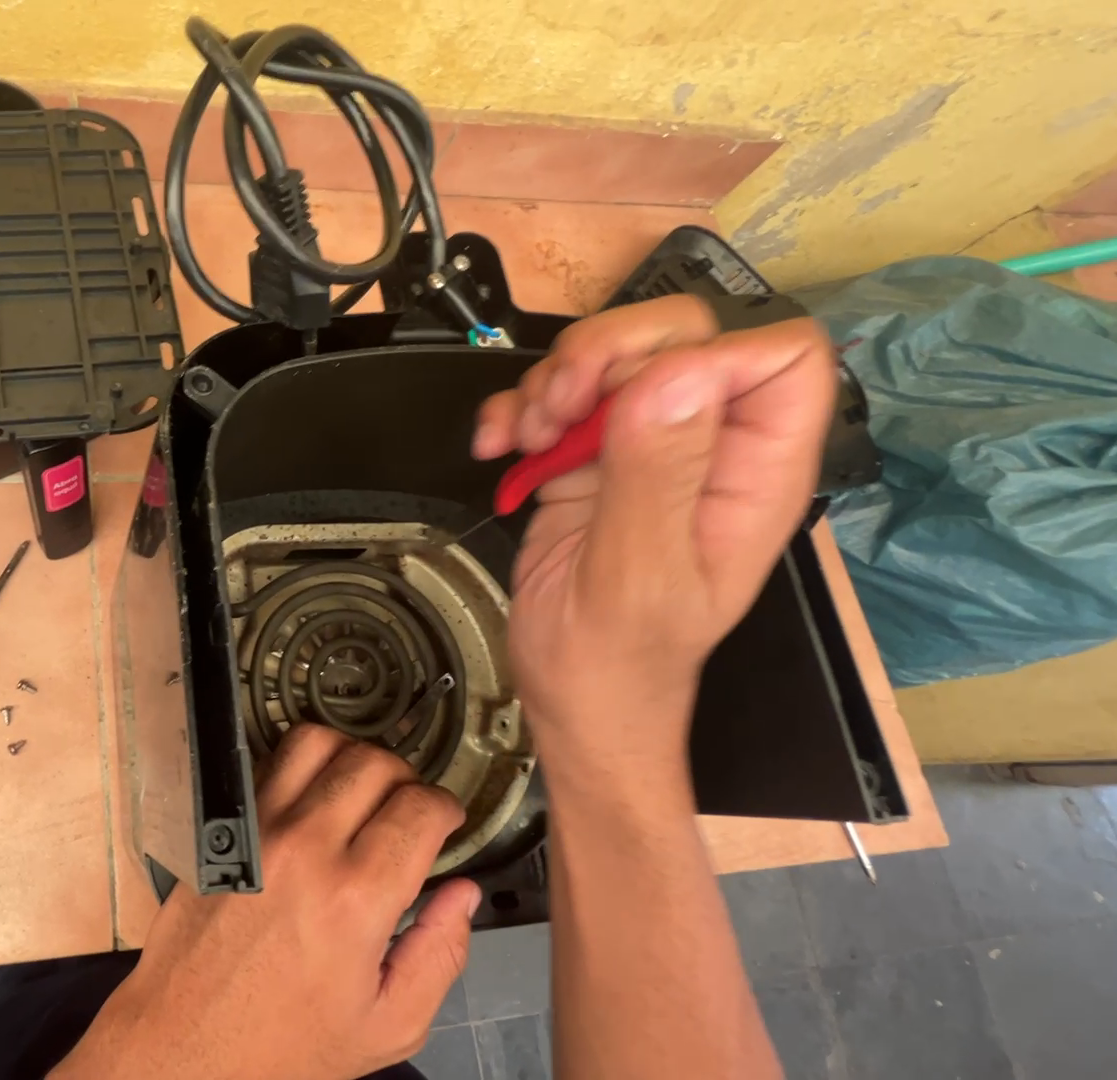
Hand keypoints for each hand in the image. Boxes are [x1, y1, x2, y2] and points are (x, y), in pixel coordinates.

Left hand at [53, 724, 476, 1079]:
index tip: (444, 820)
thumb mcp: (386, 1024)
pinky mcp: (225, 825)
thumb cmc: (284, 1041)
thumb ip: (440, 954)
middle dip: (405, 779)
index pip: (419, 808)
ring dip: (350, 756)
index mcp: (355, 899)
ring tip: (361, 790)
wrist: (188, 1039)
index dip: (445, 807)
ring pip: (317, 742)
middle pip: (373, 763)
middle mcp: (306, 848)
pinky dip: (300, 763)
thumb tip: (463, 893)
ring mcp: (258, 828)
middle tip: (406, 809)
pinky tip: (312, 796)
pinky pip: (268, 762)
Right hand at [471, 295, 836, 790]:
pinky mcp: (585, 462)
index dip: (698, 356)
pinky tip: (496, 449)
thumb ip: (655, 478)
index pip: (771, 359)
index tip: (620, 403)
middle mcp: (705, 450)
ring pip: (608, 358)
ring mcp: (642, 452)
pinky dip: (515, 411)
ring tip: (521, 442)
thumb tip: (669, 377)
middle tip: (554, 410)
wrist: (570, 699)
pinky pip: (554, 401)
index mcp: (751, 476)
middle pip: (678, 338)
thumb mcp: (634, 579)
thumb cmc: (615, 662)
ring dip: (549, 384)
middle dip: (603, 356)